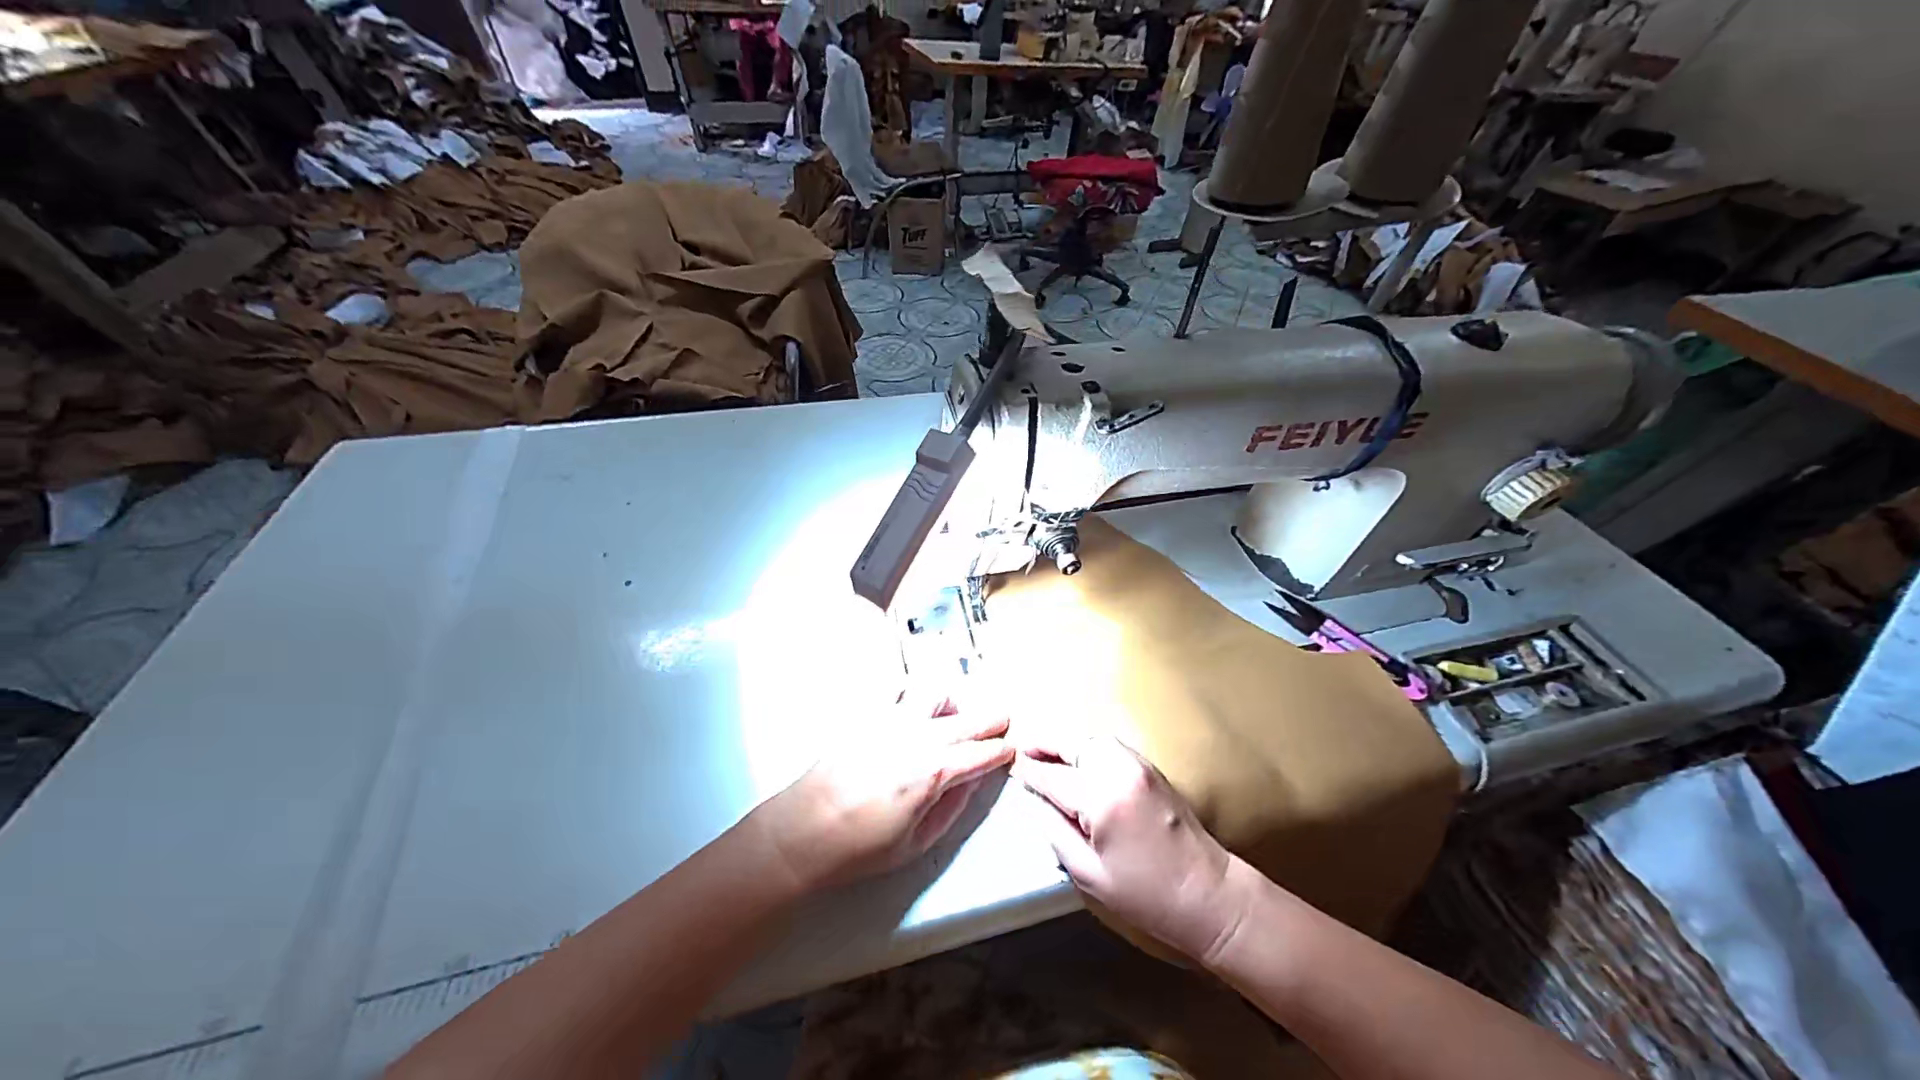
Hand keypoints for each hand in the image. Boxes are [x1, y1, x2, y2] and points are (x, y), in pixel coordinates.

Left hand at [749, 693, 1013, 892]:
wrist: (803, 832)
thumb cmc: (859, 847)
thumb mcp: (916, 842)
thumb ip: (952, 808)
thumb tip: (972, 782)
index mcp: (931, 773)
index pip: (981, 753)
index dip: (1001, 751)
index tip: (1010, 749)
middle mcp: (915, 739)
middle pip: (966, 718)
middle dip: (990, 719)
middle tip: (1000, 722)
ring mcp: (889, 722)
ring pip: (933, 691)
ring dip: (951, 701)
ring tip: (953, 715)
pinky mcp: (866, 717)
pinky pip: (897, 691)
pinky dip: (914, 695)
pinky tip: (915, 710)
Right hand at [1013, 735, 1252, 965]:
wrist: (1209, 894)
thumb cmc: (1145, 894)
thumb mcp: (1088, 873)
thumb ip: (1055, 830)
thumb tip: (1036, 802)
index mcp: (1102, 799)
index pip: (1053, 776)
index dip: (1028, 773)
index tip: (1010, 768)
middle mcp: (1120, 771)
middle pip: (1073, 743)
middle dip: (1045, 745)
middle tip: (1022, 751)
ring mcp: (1139, 766)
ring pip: (1093, 739)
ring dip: (1068, 744)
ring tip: (1048, 756)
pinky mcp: (1152, 769)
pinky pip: (1112, 746)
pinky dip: (1089, 747)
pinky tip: (1078, 761)